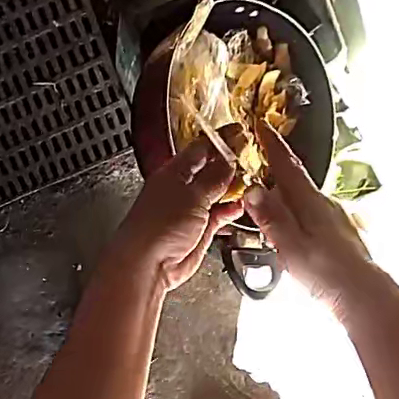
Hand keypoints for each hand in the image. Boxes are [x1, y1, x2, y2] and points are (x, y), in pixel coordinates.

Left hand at [109, 132, 242, 291]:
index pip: (201, 149)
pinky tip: (240, 207)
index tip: (240, 134)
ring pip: (216, 193)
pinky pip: (218, 215)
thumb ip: (214, 178)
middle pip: (210, 171)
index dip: (221, 140)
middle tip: (250, 157)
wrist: (148, 265)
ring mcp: (189, 211)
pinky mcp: (197, 231)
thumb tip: (228, 163)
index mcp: (174, 173)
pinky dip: (230, 211)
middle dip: (229, 164)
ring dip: (233, 189)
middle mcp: (180, 190)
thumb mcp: (192, 196)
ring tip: (251, 182)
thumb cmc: (156, 228)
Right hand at [240, 118, 382, 315]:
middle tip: (257, 160)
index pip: (287, 166)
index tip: (261, 125)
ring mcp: (332, 220)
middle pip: (294, 179)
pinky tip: (286, 230)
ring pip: (301, 198)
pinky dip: (292, 213)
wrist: (363, 296)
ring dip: (282, 194)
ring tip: (265, 201)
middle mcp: (324, 205)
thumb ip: (271, 217)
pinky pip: (307, 215)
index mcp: (310, 203)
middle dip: (275, 167)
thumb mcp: (290, 245)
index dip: (273, 145)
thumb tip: (254, 189)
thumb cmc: (328, 273)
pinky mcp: (334, 235)